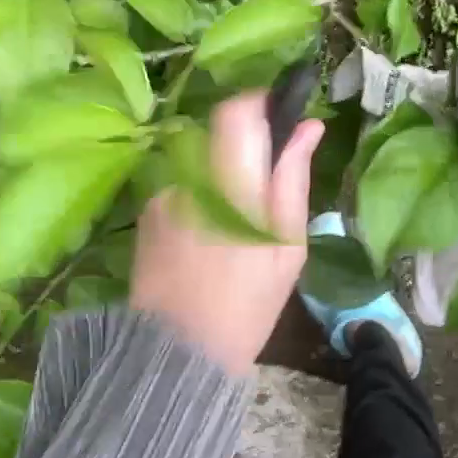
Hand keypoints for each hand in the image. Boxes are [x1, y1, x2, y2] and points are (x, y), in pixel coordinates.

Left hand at [129, 93, 324, 374]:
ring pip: (201, 160)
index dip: (258, 105)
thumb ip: (293, 178)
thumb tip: (309, 126)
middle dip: (244, 148)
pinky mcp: (148, 212)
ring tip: (234, 224)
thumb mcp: (287, 245)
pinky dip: (199, 198)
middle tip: (264, 188)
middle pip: (219, 132)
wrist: (178, 352)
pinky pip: (182, 186)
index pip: (236, 111)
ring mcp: (164, 193)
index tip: (278, 120)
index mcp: (232, 181)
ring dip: (221, 176)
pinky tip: (207, 238)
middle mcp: (191, 176)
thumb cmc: (249, 302)